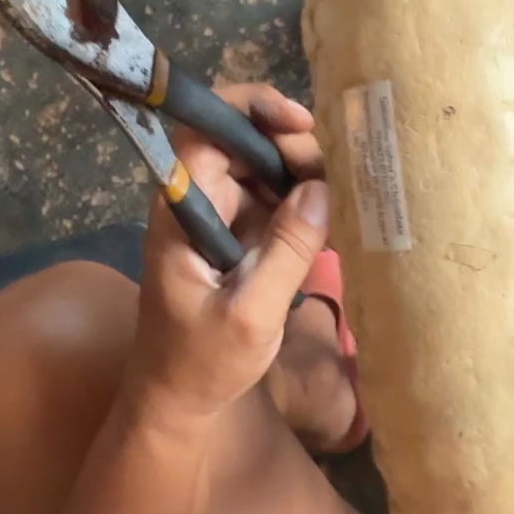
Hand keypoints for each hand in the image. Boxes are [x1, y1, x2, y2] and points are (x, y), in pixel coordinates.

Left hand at [123, 83, 330, 425]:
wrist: (177, 401)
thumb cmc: (201, 363)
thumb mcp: (251, 313)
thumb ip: (287, 250)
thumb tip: (321, 189)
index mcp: (180, 213)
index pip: (202, 134)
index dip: (247, 111)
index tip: (299, 121)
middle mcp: (193, 205)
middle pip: (235, 144)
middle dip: (284, 144)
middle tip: (331, 173)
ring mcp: (213, 221)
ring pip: (255, 170)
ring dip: (296, 174)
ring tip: (336, 197)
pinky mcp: (232, 240)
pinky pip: (266, 203)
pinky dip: (297, 203)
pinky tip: (327, 220)